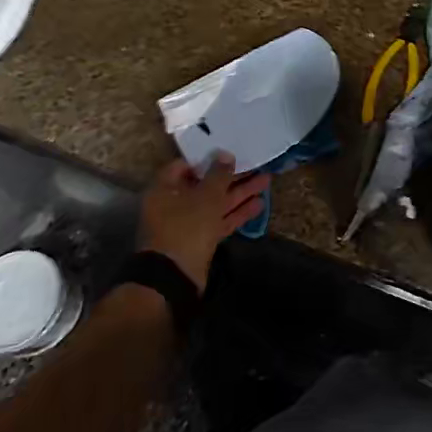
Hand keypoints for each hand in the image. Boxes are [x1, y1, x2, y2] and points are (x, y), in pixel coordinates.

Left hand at [138, 154, 267, 291]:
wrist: (176, 277)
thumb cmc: (186, 227)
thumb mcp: (205, 197)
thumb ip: (218, 174)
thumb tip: (225, 154)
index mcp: (165, 188)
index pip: (184, 166)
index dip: (207, 159)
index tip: (228, 154)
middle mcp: (174, 203)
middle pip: (205, 184)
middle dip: (231, 177)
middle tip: (256, 166)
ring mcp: (188, 223)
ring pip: (216, 203)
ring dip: (239, 194)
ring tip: (266, 181)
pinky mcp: (200, 239)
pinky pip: (219, 220)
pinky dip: (237, 213)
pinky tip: (258, 205)